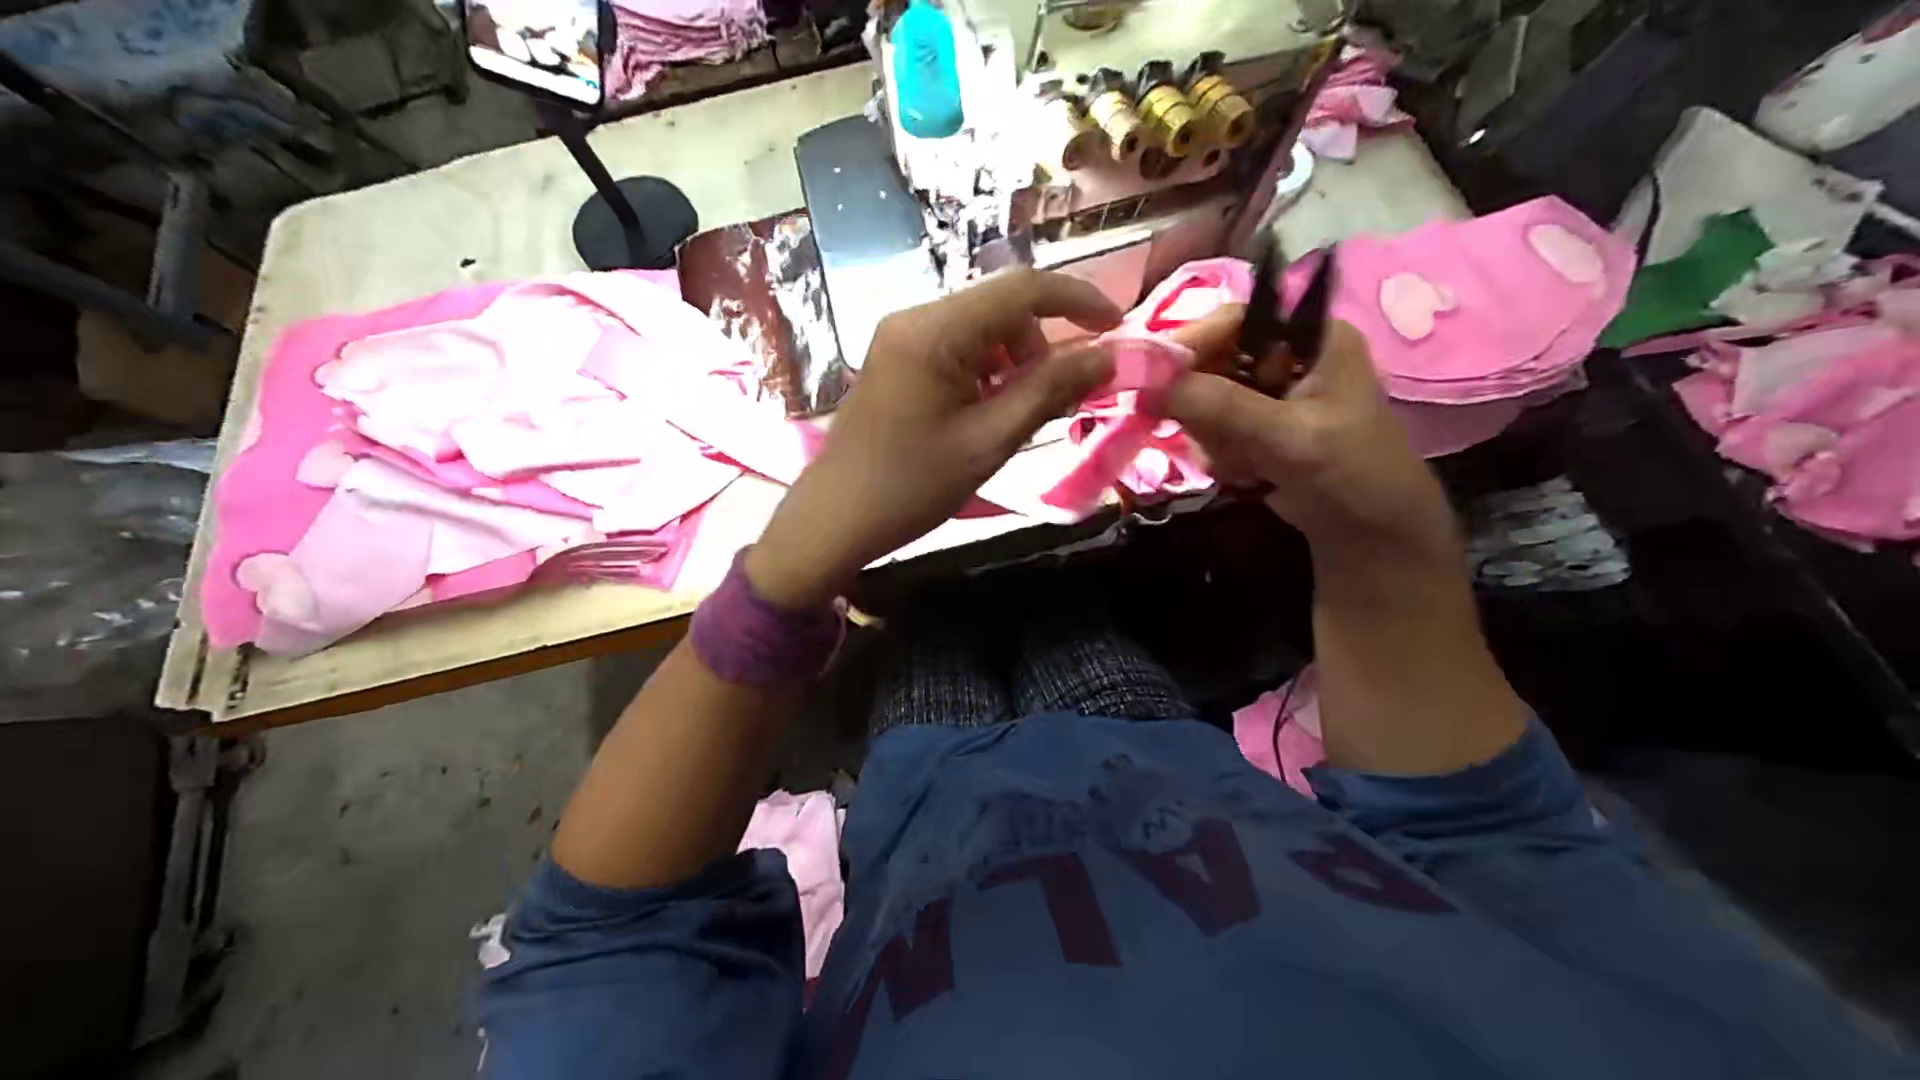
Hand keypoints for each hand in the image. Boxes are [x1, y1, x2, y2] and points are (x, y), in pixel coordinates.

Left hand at [747, 270, 1122, 607]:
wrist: (835, 518)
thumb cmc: (911, 487)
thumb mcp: (989, 441)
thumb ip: (1049, 392)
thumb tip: (1106, 356)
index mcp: (935, 331)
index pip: (1022, 288)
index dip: (1077, 300)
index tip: (1117, 328)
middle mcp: (915, 317)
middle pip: (1001, 307)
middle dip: (1042, 344)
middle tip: (1060, 398)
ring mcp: (900, 337)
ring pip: (981, 328)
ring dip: (1015, 360)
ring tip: (1020, 414)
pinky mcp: (896, 358)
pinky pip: (957, 348)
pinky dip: (986, 371)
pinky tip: (988, 412)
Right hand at [1165, 307, 1462, 573]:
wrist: (1369, 531)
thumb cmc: (1349, 472)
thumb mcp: (1289, 436)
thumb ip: (1224, 406)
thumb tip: (1152, 385)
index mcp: (1310, 337)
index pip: (1236, 319)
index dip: (1193, 341)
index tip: (1154, 374)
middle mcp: (1284, 356)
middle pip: (1211, 360)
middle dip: (1205, 406)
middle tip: (1211, 438)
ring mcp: (1264, 393)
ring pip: (1202, 399)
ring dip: (1213, 437)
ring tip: (1246, 465)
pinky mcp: (1250, 426)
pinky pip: (1207, 428)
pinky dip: (1218, 453)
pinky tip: (1246, 474)